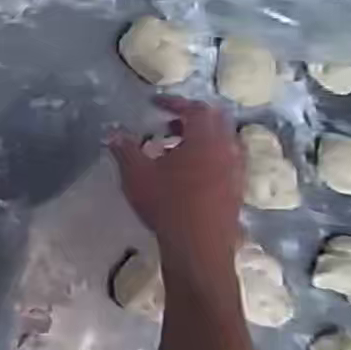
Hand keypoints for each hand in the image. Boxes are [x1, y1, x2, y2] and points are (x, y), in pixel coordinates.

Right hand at [109, 96, 242, 249]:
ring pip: (221, 143)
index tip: (155, 103)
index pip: (195, 108)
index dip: (174, 102)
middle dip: (190, 118)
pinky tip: (186, 175)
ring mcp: (236, 171)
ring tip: (173, 150)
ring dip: (199, 140)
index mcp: (205, 138)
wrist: (198, 247)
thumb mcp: (136, 174)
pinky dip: (207, 158)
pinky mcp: (237, 191)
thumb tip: (113, 132)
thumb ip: (124, 149)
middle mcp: (227, 149)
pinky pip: (224, 163)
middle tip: (167, 125)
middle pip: (214, 121)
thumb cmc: (167, 204)